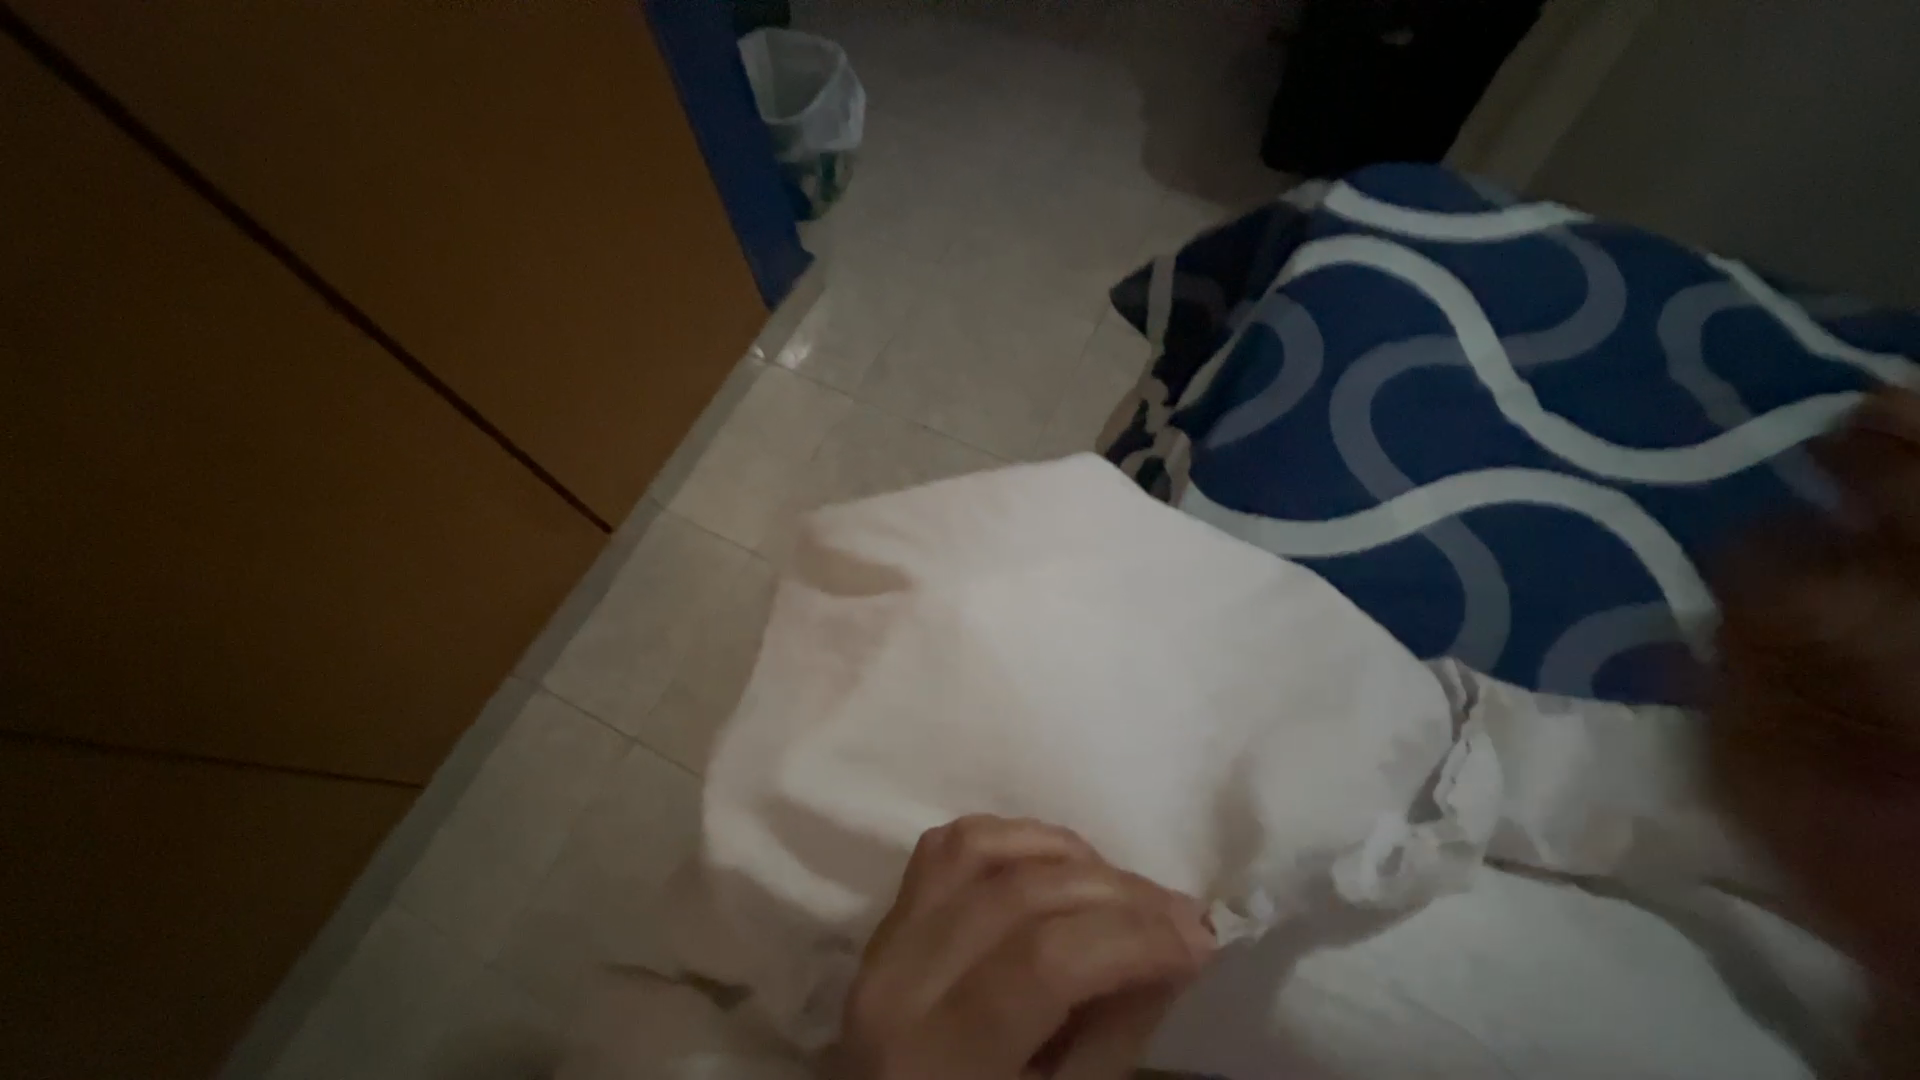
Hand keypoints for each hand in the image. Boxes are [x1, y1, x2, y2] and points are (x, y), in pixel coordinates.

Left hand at [832, 815, 1214, 1079]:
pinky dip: (1014, 837)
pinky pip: (951, 845)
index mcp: (936, 1057)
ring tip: (1125, 889)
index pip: (1044, 962)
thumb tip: (1178, 945)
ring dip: (1069, 855)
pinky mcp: (889, 912)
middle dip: (1118, 895)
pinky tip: (1060, 861)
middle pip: (1020, 896)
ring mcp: (884, 936)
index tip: (1201, 941)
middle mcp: (897, 981)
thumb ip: (1113, 1032)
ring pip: (982, 849)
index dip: (1132, 939)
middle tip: (1182, 914)